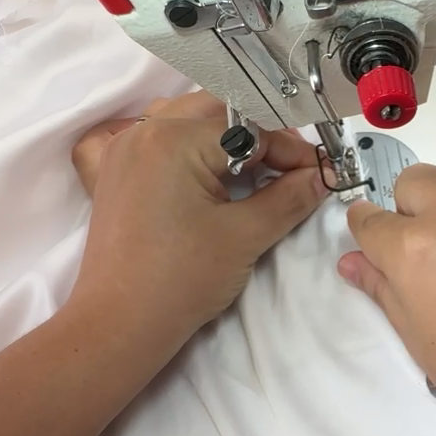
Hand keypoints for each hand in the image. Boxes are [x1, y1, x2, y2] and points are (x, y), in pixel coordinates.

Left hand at [68, 93, 324, 359]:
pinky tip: (198, 162)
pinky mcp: (115, 174)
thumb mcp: (246, 236)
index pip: (250, 129)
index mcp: (174, 139)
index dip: (291, 150)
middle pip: (217, 112)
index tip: (319, 172)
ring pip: (186, 120)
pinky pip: (153, 139)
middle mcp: (144, 133)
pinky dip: (182, 142)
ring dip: (225, 136)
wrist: (122, 323)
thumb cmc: (182, 279)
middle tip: (293, 170)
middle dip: (261, 136)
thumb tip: (320, 176)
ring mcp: (124, 151)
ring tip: (255, 171)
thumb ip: (289, 198)